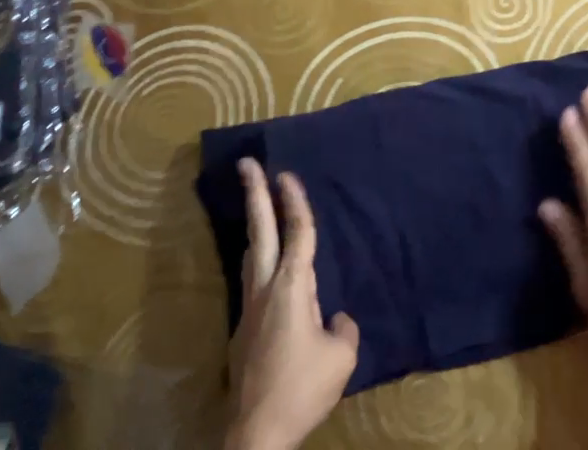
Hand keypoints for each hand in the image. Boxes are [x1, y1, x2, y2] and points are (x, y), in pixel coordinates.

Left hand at [225, 159, 359, 449]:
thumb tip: (335, 320)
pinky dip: (260, 259)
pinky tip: (269, 271)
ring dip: (254, 226)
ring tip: (256, 208)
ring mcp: (250, 308)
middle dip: (254, 195)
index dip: (295, 201)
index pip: (297, 233)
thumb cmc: (304, 385)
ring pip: (251, 254)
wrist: (259, 428)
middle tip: (246, 164)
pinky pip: (254, 280)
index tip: (286, 173)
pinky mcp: (244, 330)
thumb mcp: (341, 356)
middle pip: (260, 231)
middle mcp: (266, 288)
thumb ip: (342, 329)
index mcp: (293, 287)